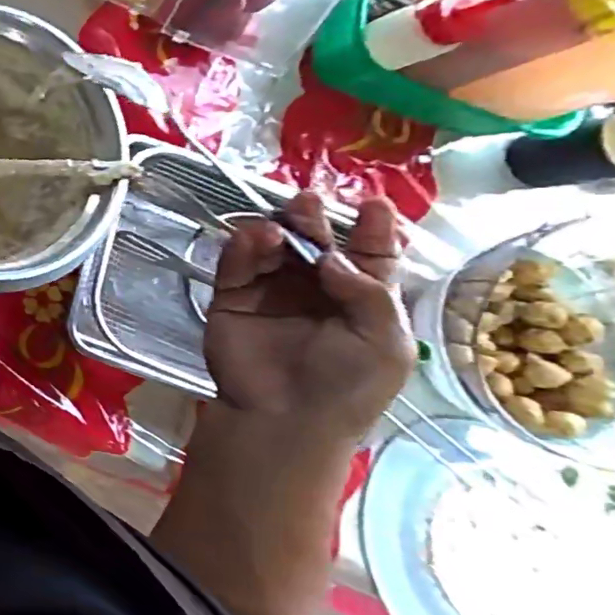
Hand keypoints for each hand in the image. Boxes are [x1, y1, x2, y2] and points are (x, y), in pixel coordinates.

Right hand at [204, 192, 414, 440]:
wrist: (284, 415)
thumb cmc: (347, 384)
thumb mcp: (385, 341)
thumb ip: (367, 294)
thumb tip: (332, 258)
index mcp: (360, 302)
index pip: (367, 258)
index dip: (370, 231)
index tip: (371, 202)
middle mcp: (314, 293)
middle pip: (314, 248)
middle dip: (314, 222)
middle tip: (307, 200)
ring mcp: (269, 297)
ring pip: (272, 254)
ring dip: (276, 233)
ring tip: (277, 222)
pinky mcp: (230, 302)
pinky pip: (234, 270)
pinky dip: (239, 250)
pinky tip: (249, 237)